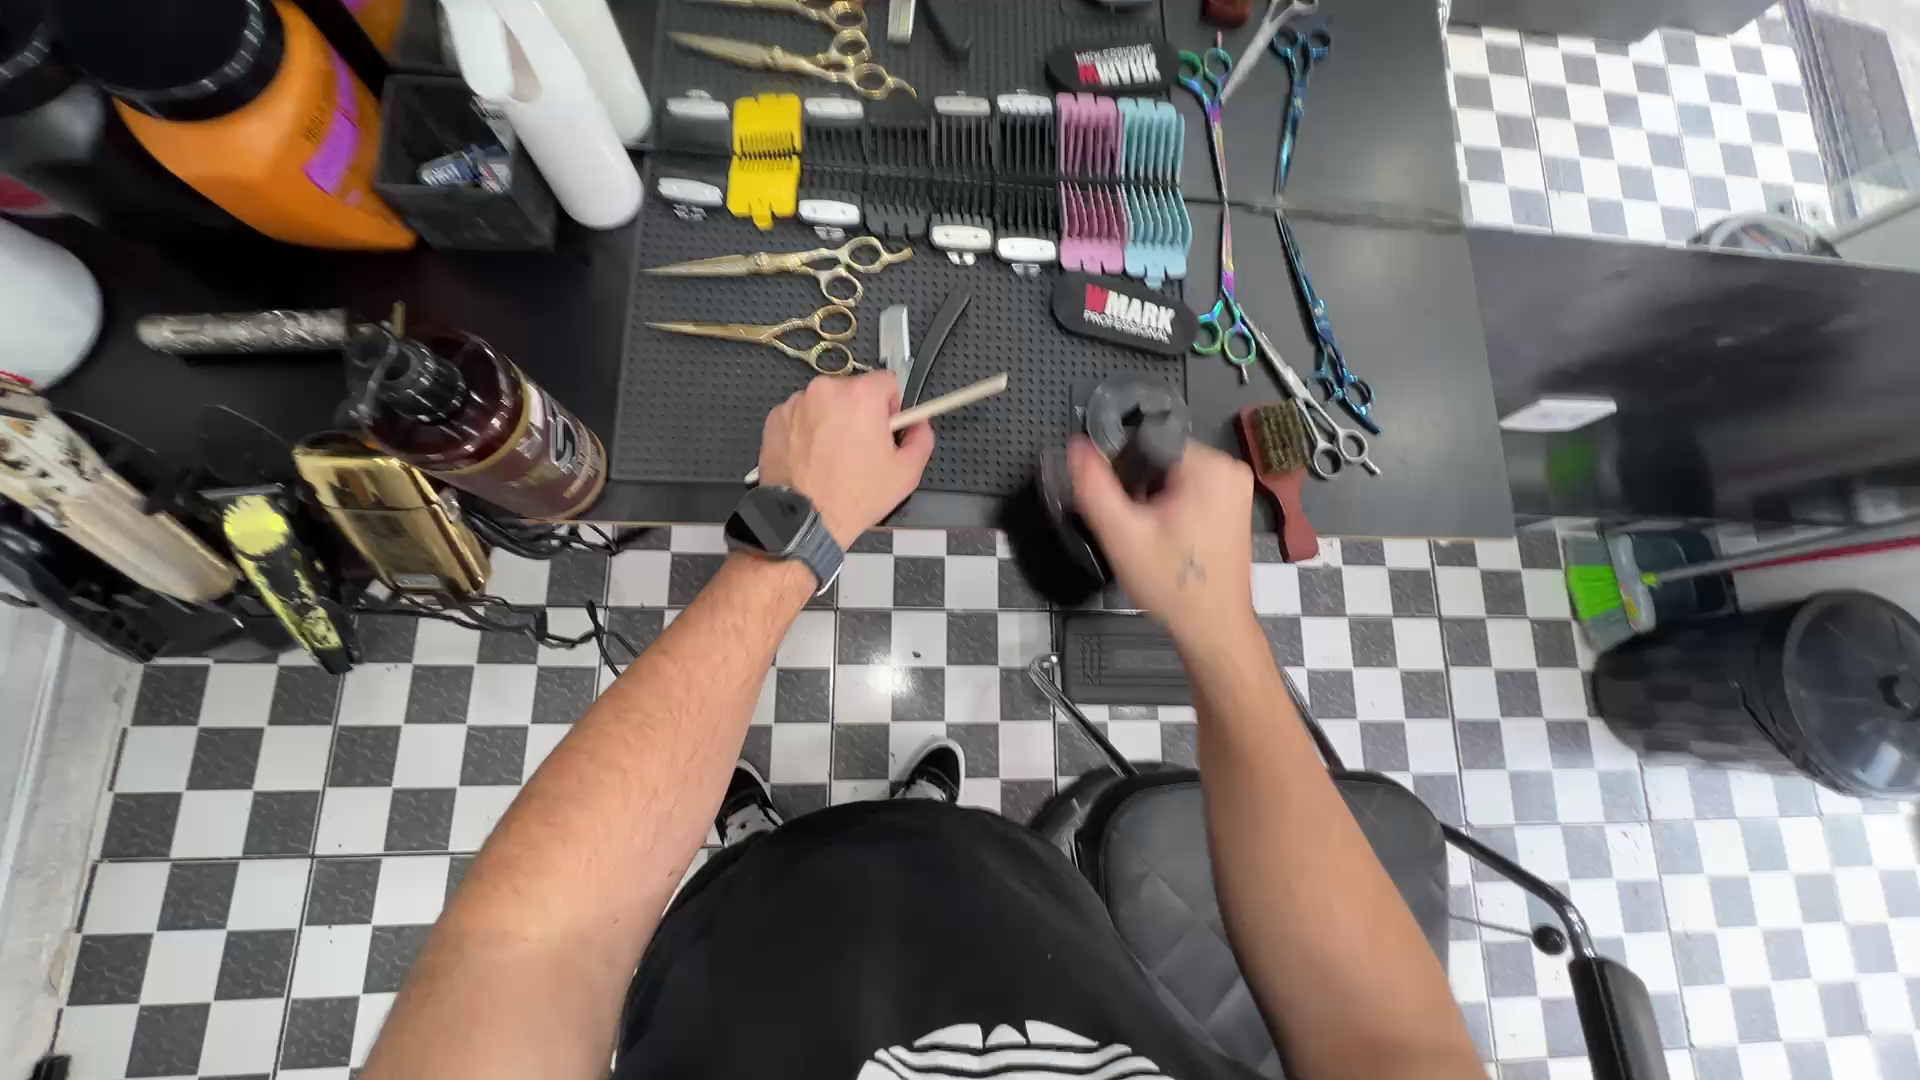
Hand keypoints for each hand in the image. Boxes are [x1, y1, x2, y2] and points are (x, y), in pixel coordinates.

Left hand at [755, 372, 933, 546]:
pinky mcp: (776, 418)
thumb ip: (922, 438)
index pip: (887, 381)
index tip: (886, 428)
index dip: (892, 406)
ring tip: (833, 458)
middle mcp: (826, 390)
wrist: (805, 520)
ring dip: (832, 421)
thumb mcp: (906, 473)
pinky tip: (813, 459)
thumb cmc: (853, 497)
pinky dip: (808, 431)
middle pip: (854, 391)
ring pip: (826, 403)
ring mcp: (797, 403)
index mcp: (861, 396)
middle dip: (860, 414)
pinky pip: (801, 416)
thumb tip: (920, 425)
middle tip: (860, 450)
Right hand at [1068, 435, 1255, 640]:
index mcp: (1209, 466)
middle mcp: (1229, 468)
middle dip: (1136, 486)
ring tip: (1148, 535)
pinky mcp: (1231, 504)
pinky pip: (1186, 489)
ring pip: (1169, 474)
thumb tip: (1075, 446)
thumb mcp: (1122, 535)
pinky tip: (1164, 537)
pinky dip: (1168, 507)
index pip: (1147, 442)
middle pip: (1158, 457)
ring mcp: (1234, 486)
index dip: (1121, 470)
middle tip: (1132, 526)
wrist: (1213, 627)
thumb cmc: (1171, 584)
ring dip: (1150, 498)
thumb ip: (1094, 487)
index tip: (1118, 505)